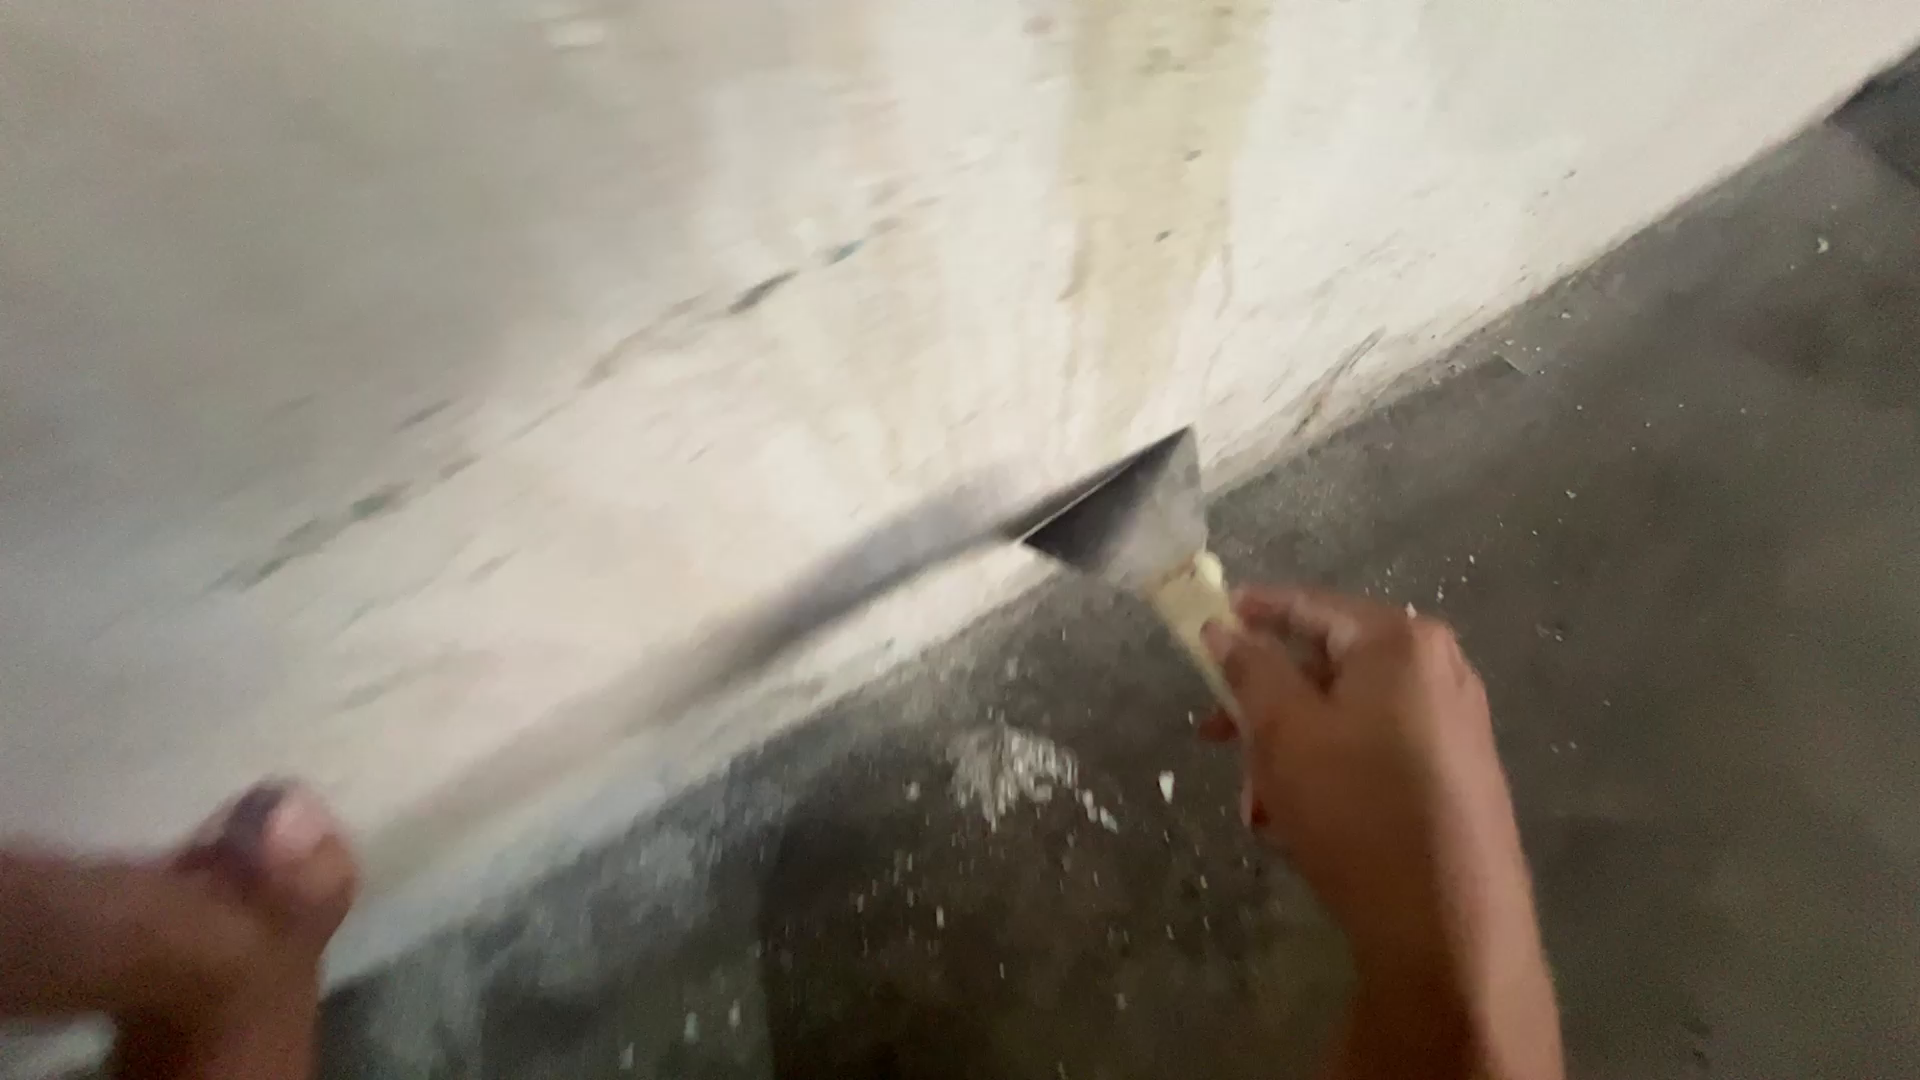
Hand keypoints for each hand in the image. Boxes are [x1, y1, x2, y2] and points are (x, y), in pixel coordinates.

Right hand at [1200, 586, 1512, 959]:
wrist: (1449, 934)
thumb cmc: (1354, 808)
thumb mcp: (1281, 729)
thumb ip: (1248, 667)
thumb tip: (1221, 628)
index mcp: (1399, 644)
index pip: (1308, 606)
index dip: (1251, 611)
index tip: (1205, 619)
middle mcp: (1435, 671)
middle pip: (1322, 665)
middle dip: (1262, 703)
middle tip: (1215, 734)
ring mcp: (1451, 725)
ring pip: (1339, 714)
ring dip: (1285, 748)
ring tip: (1254, 802)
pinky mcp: (1452, 774)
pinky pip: (1368, 749)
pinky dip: (1323, 770)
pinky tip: (1293, 821)